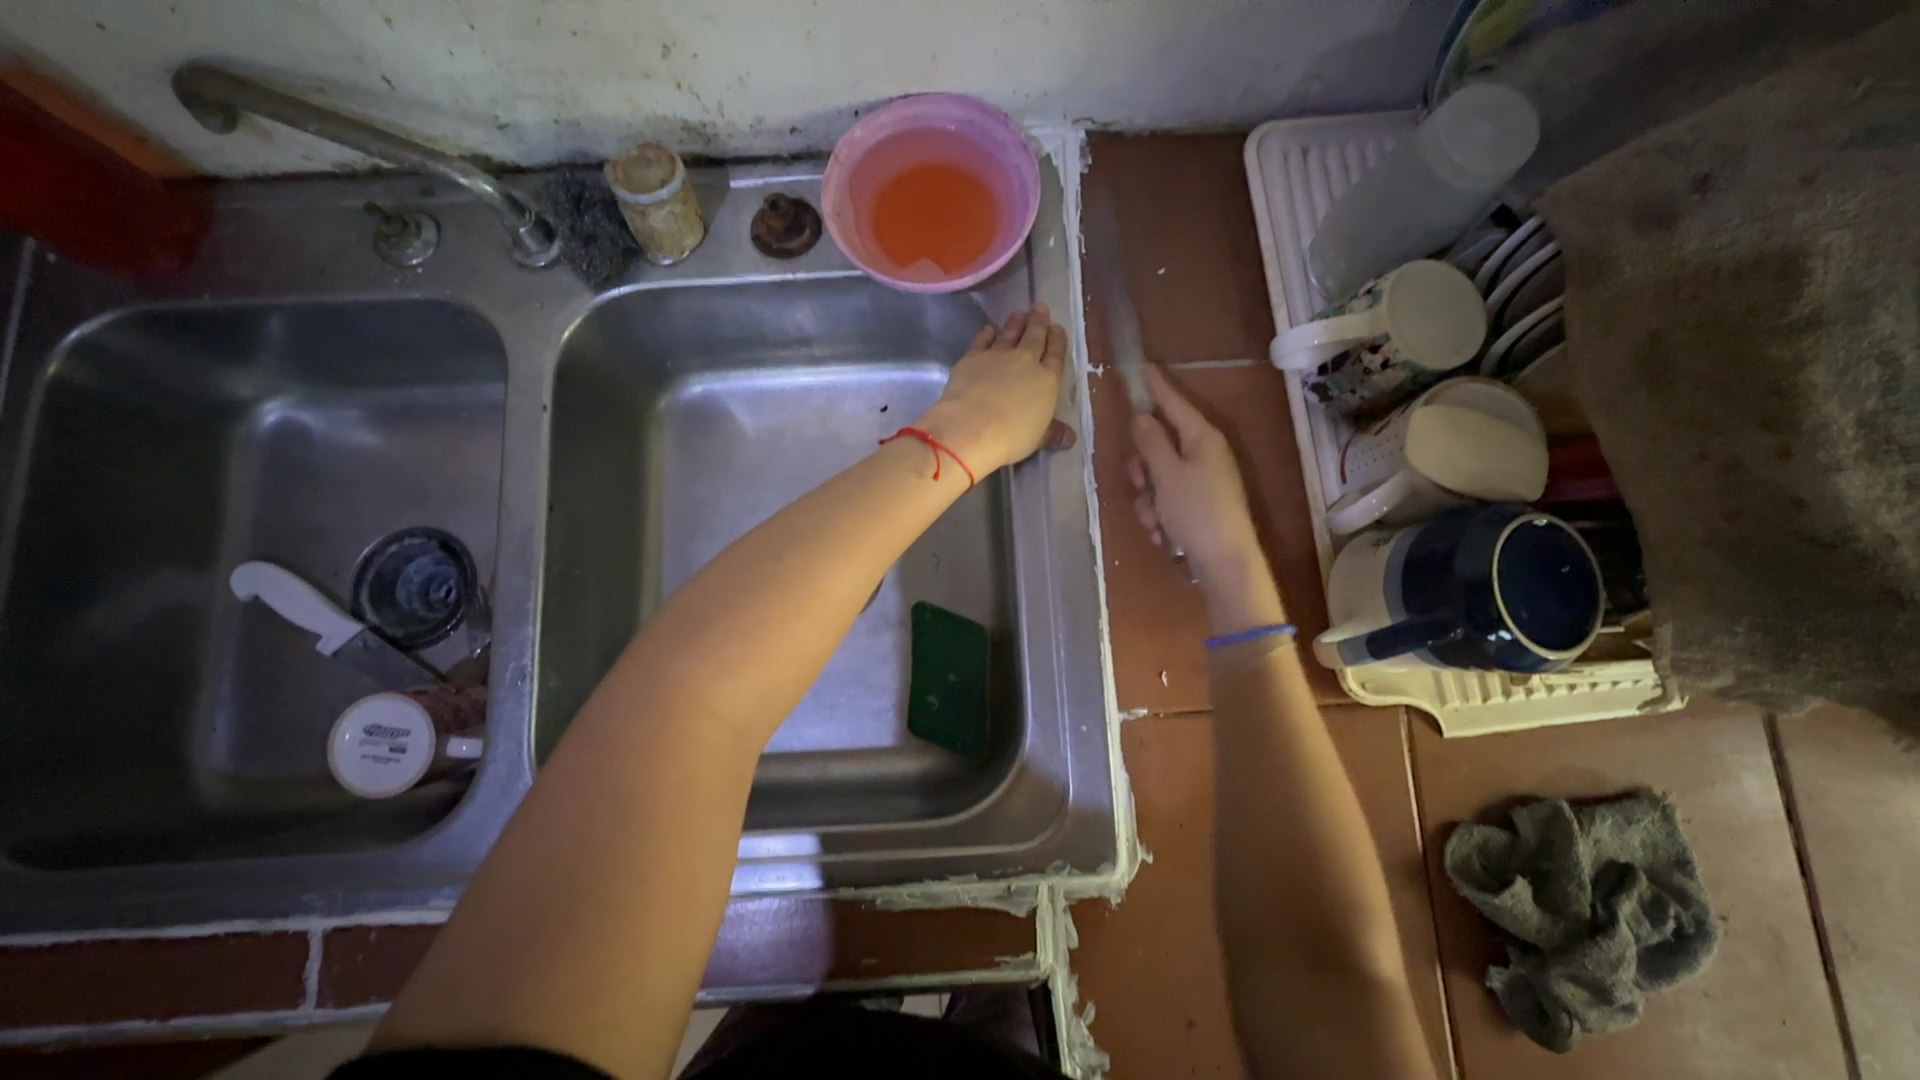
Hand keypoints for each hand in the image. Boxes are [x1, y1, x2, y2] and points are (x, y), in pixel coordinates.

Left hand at [916, 303, 1074, 473]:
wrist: (972, 427)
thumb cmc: (1012, 436)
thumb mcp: (1038, 438)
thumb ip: (1053, 433)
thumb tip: (1070, 438)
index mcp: (1047, 380)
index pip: (1056, 355)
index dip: (1058, 341)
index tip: (1057, 328)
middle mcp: (1025, 362)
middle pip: (1035, 337)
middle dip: (1039, 321)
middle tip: (1040, 306)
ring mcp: (998, 356)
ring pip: (1010, 334)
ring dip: (1016, 323)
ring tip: (1019, 313)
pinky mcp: (973, 357)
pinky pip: (982, 340)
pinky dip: (986, 333)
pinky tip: (989, 329)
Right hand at [1129, 365, 1264, 581]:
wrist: (1225, 563)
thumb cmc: (1197, 512)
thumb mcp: (1167, 474)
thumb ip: (1151, 442)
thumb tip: (1142, 415)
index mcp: (1201, 438)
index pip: (1174, 403)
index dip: (1156, 386)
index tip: (1143, 366)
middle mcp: (1204, 454)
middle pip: (1159, 444)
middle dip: (1142, 467)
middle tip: (1139, 483)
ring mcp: (1202, 482)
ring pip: (1157, 477)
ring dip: (1148, 499)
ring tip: (1154, 521)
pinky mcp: (1197, 507)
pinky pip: (1166, 501)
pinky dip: (1159, 516)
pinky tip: (1162, 535)